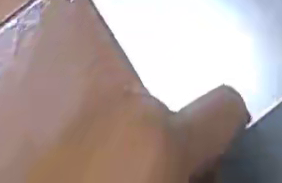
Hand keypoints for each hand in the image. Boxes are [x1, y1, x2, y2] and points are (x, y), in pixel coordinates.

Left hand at [25, 85, 246, 182]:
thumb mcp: (163, 177)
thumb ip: (195, 172)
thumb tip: (207, 168)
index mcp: (163, 136)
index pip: (227, 105)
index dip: (231, 137)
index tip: (218, 171)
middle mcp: (130, 109)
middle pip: (176, 119)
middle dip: (176, 157)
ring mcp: (85, 119)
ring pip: (136, 128)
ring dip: (138, 160)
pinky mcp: (50, 140)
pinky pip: (100, 141)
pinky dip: (105, 165)